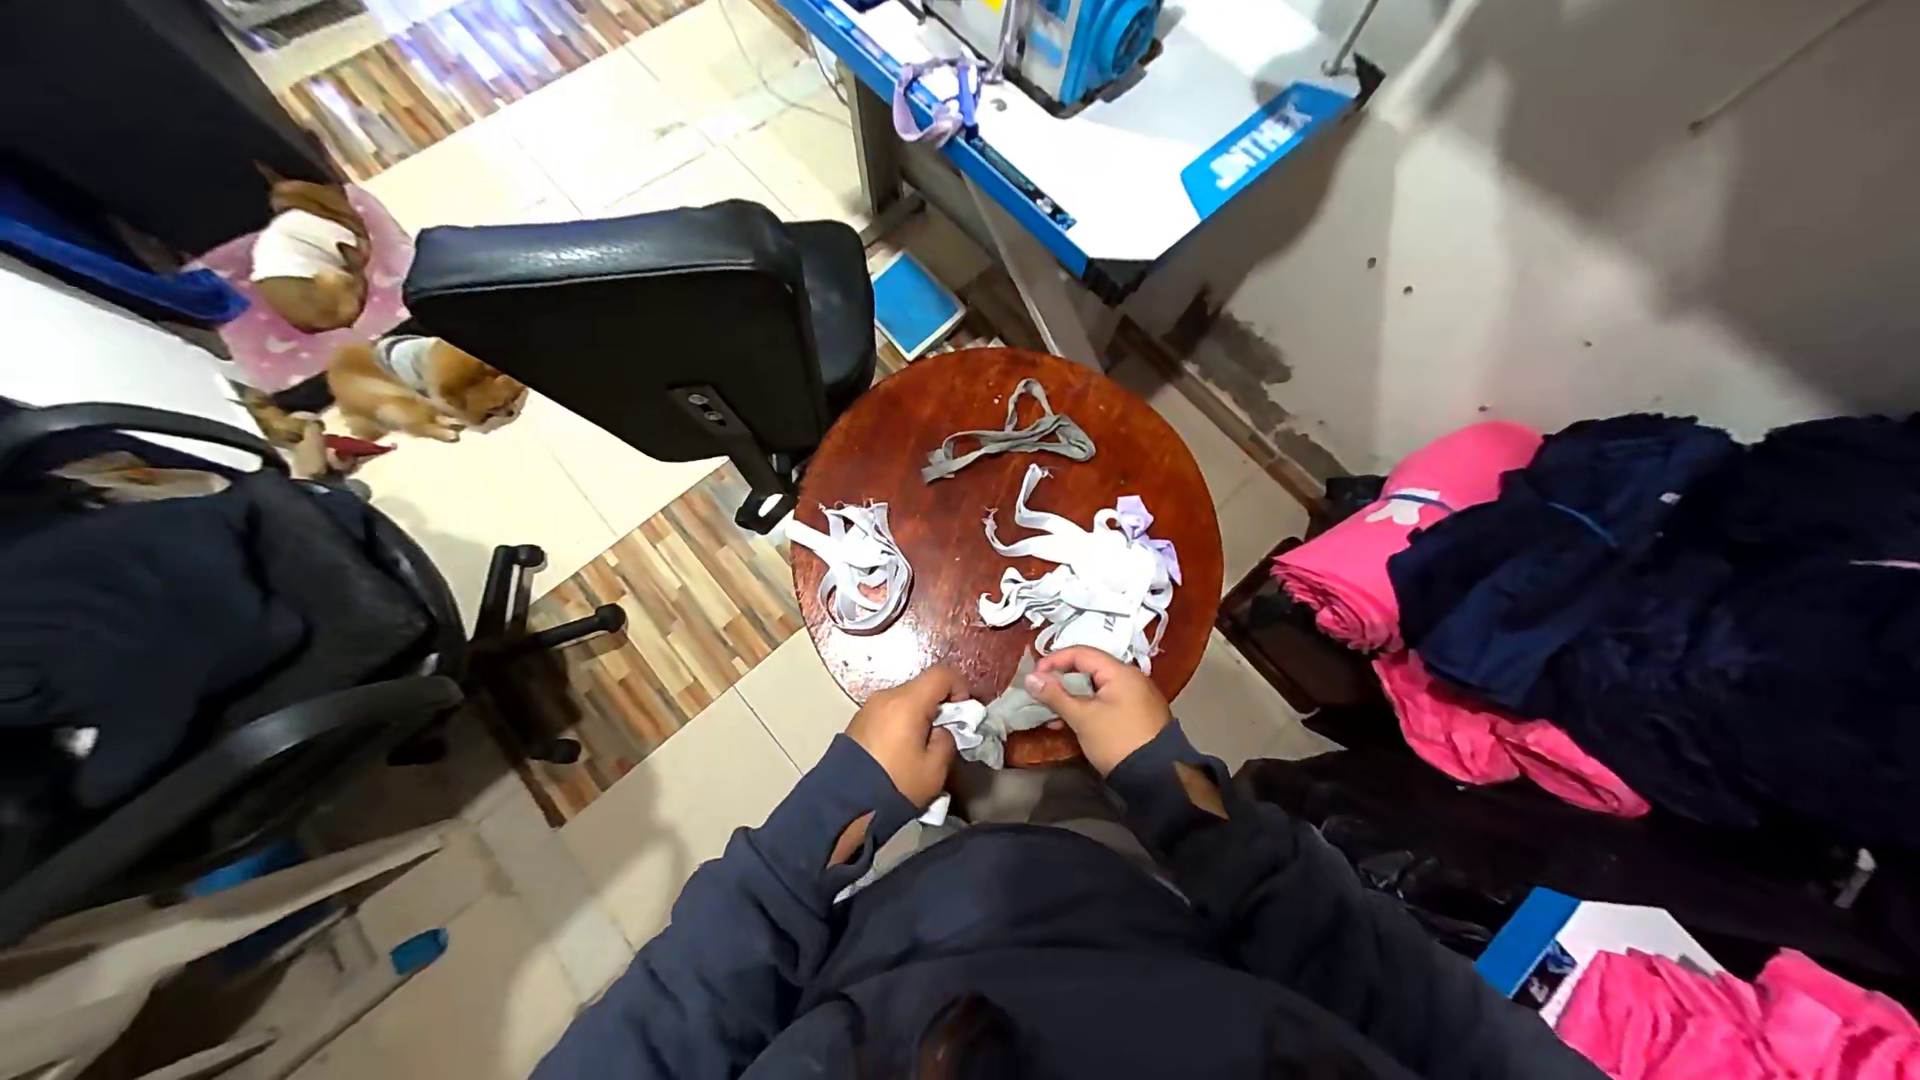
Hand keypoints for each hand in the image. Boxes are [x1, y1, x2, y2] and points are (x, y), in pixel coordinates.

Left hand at [845, 665, 966, 808]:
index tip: (962, 715)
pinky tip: (900, 750)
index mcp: (907, 702)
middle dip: (939, 705)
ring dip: (919, 714)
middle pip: (922, 686)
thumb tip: (941, 729)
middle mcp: (886, 696)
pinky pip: (889, 711)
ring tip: (920, 746)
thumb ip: (947, 739)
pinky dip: (901, 721)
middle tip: (944, 734)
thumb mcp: (935, 769)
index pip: (942, 674)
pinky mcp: (858, 721)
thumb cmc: (895, 784)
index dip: (959, 688)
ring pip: (905, 699)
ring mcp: (868, 707)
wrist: (844, 805)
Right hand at [1025, 646, 1170, 774]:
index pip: (1081, 653)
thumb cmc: (1117, 740)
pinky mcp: (1134, 715)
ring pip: (1095, 688)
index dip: (1054, 660)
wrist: (1157, 778)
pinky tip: (1068, 723)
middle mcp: (1130, 679)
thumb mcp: (1082, 717)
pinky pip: (1104, 702)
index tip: (1034, 676)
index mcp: (1120, 672)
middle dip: (1060, 680)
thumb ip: (1055, 695)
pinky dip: (1085, 708)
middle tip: (1040, 693)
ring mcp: (1134, 697)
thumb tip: (1030, 678)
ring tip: (1050, 712)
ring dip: (1071, 697)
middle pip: (1088, 669)